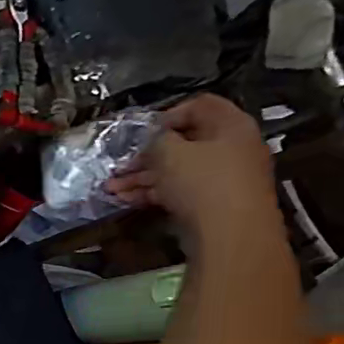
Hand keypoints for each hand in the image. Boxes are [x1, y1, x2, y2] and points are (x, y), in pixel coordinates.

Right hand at [105, 95, 278, 245]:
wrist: (231, 237)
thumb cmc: (202, 182)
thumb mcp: (169, 152)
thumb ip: (157, 140)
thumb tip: (156, 140)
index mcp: (230, 126)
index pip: (199, 106)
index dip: (168, 115)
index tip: (143, 132)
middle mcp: (232, 149)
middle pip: (185, 144)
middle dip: (146, 156)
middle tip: (119, 166)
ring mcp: (224, 180)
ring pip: (178, 171)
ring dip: (143, 178)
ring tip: (111, 189)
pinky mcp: (214, 206)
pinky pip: (181, 192)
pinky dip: (155, 193)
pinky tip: (127, 200)